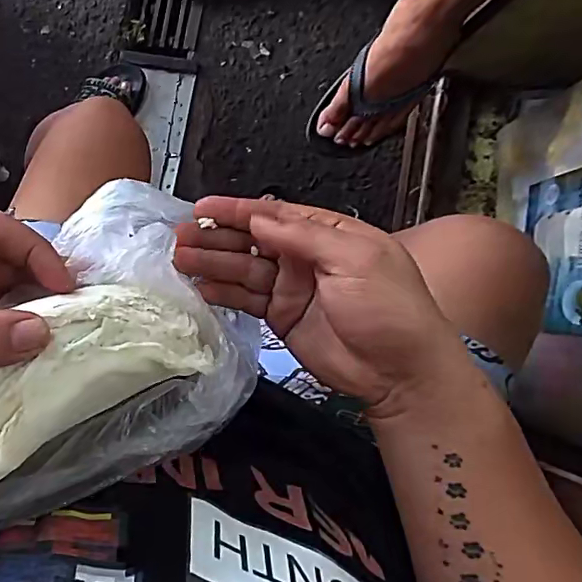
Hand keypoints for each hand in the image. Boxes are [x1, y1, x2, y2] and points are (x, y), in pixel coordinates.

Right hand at [173, 197, 470, 418]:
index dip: (237, 210)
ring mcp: (291, 288)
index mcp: (328, 234)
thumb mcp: (355, 259)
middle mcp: (305, 257)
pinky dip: (222, 293)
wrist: (401, 374)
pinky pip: (246, 299)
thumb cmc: (390, 309)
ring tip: (180, 260)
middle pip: (252, 241)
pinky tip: (199, 288)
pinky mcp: (281, 317)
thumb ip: (304, 236)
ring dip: (212, 263)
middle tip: (181, 236)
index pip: (275, 215)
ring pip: (243, 269)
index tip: (203, 207)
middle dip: (216, 236)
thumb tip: (260, 219)